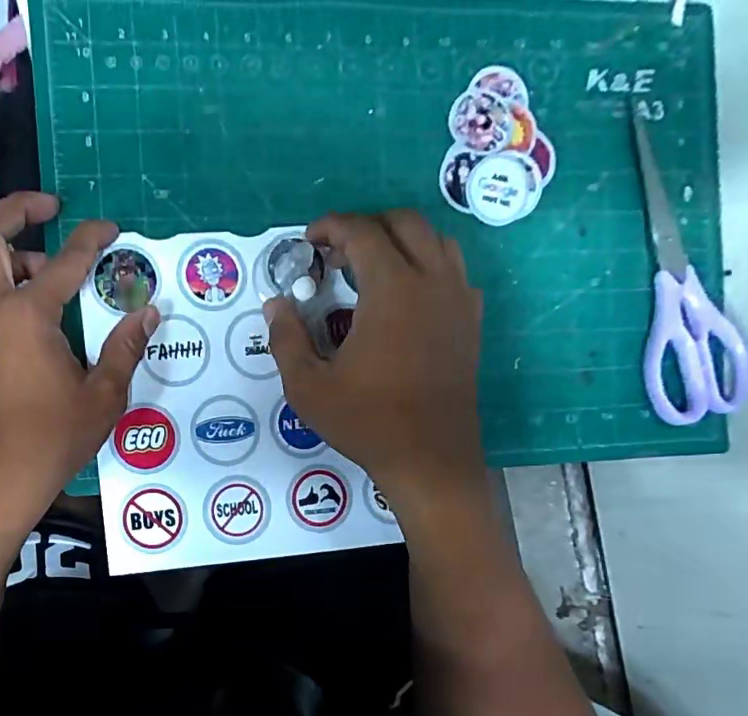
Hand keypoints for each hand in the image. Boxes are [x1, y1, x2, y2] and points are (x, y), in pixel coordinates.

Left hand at [0, 192, 155, 531]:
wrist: (4, 477)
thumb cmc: (56, 436)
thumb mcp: (104, 395)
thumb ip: (126, 348)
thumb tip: (149, 312)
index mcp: (27, 314)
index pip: (64, 261)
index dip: (92, 239)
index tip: (111, 228)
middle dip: (17, 210)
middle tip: (50, 208)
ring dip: (9, 253)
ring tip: (48, 270)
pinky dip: (1, 285)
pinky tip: (31, 310)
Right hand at [266, 211, 485, 510]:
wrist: (430, 459)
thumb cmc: (368, 423)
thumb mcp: (309, 387)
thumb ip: (286, 339)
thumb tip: (276, 305)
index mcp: (392, 288)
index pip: (362, 231)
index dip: (330, 227)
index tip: (309, 242)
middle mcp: (432, 281)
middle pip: (404, 223)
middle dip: (366, 227)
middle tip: (337, 255)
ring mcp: (459, 302)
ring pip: (437, 242)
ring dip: (402, 242)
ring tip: (373, 269)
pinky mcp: (471, 324)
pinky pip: (455, 274)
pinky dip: (429, 268)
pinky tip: (408, 299)